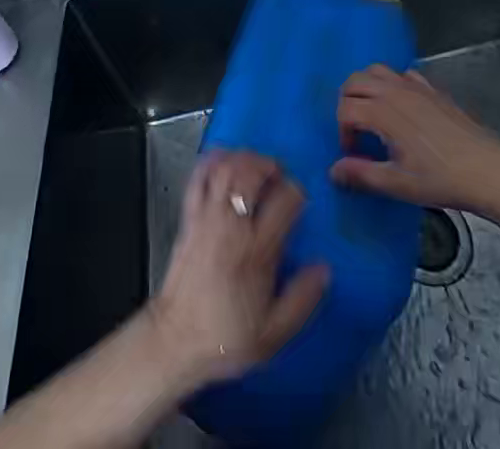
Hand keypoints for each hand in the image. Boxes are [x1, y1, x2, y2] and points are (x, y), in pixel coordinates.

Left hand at [144, 151, 329, 388]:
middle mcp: (230, 227)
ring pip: (223, 169)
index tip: (300, 204)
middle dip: (269, 165)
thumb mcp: (275, 331)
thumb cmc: (227, 336)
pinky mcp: (188, 218)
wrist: (175, 341)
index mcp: (256, 251)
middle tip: (279, 174)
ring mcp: (205, 218)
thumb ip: (303, 298)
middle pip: (249, 174)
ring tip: (255, 166)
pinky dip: (210, 162)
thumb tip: (324, 268)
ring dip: (243, 158)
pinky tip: (223, 161)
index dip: (297, 194)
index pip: (284, 201)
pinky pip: (197, 178)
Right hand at [330, 64, 499, 214]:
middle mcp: (396, 91)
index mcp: (383, 112)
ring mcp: (417, 87)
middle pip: (355, 81)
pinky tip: (401, 107)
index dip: (342, 132)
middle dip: (346, 102)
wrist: (490, 172)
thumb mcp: (397, 183)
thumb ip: (361, 175)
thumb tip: (333, 170)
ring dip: (366, 87)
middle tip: (354, 130)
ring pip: (377, 71)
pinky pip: (403, 74)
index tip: (352, 154)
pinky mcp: (434, 90)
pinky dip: (393, 84)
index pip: (345, 109)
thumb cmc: (441, 180)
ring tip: (371, 114)